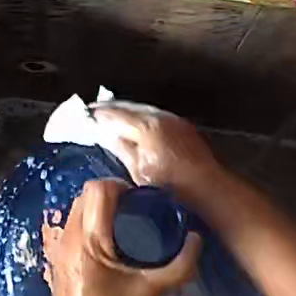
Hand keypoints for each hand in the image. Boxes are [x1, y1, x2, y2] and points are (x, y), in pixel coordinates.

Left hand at [42, 179, 201, 295]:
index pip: (98, 189)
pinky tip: (115, 242)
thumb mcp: (152, 294)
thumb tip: (197, 238)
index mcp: (87, 240)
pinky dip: (94, 222)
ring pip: (79, 207)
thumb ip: (179, 266)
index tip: (142, 203)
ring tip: (129, 226)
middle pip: (87, 194)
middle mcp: (68, 236)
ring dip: (102, 208)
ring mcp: (59, 246)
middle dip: (114, 196)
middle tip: (138, 212)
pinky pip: (76, 223)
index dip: (122, 188)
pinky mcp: (59, 256)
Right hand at [88, 102, 225, 195]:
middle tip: (94, 112)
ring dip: (127, 112)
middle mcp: (160, 116)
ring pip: (143, 109)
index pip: (116, 113)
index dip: (99, 114)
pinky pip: (156, 115)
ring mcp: (174, 119)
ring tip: (112, 118)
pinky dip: (141, 117)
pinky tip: (135, 126)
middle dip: (111, 109)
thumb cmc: (172, 187)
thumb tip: (106, 135)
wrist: (209, 189)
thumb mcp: (139, 171)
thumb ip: (121, 148)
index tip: (86, 115)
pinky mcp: (183, 126)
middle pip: (130, 106)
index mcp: (146, 126)